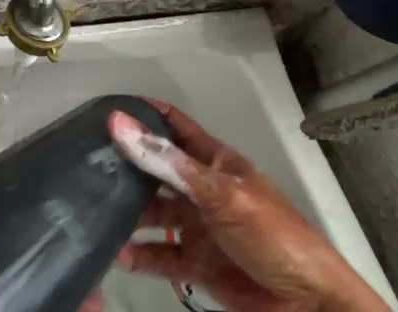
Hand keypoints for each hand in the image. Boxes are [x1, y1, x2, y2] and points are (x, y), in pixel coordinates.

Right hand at [109, 101, 390, 311]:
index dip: (145, 113)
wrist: (312, 308)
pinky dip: (138, 256)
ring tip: (92, 207)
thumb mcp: (220, 195)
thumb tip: (117, 122)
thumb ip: (167, 162)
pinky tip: (116, 252)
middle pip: (157, 171)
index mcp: (217, 164)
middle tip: (85, 160)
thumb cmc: (274, 237)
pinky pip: (161, 256)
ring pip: (154, 214)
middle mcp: (204, 191)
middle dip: (126, 166)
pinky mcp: (199, 265)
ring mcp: (200, 229)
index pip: (175, 127)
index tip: (106, 105)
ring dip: (127, 213)